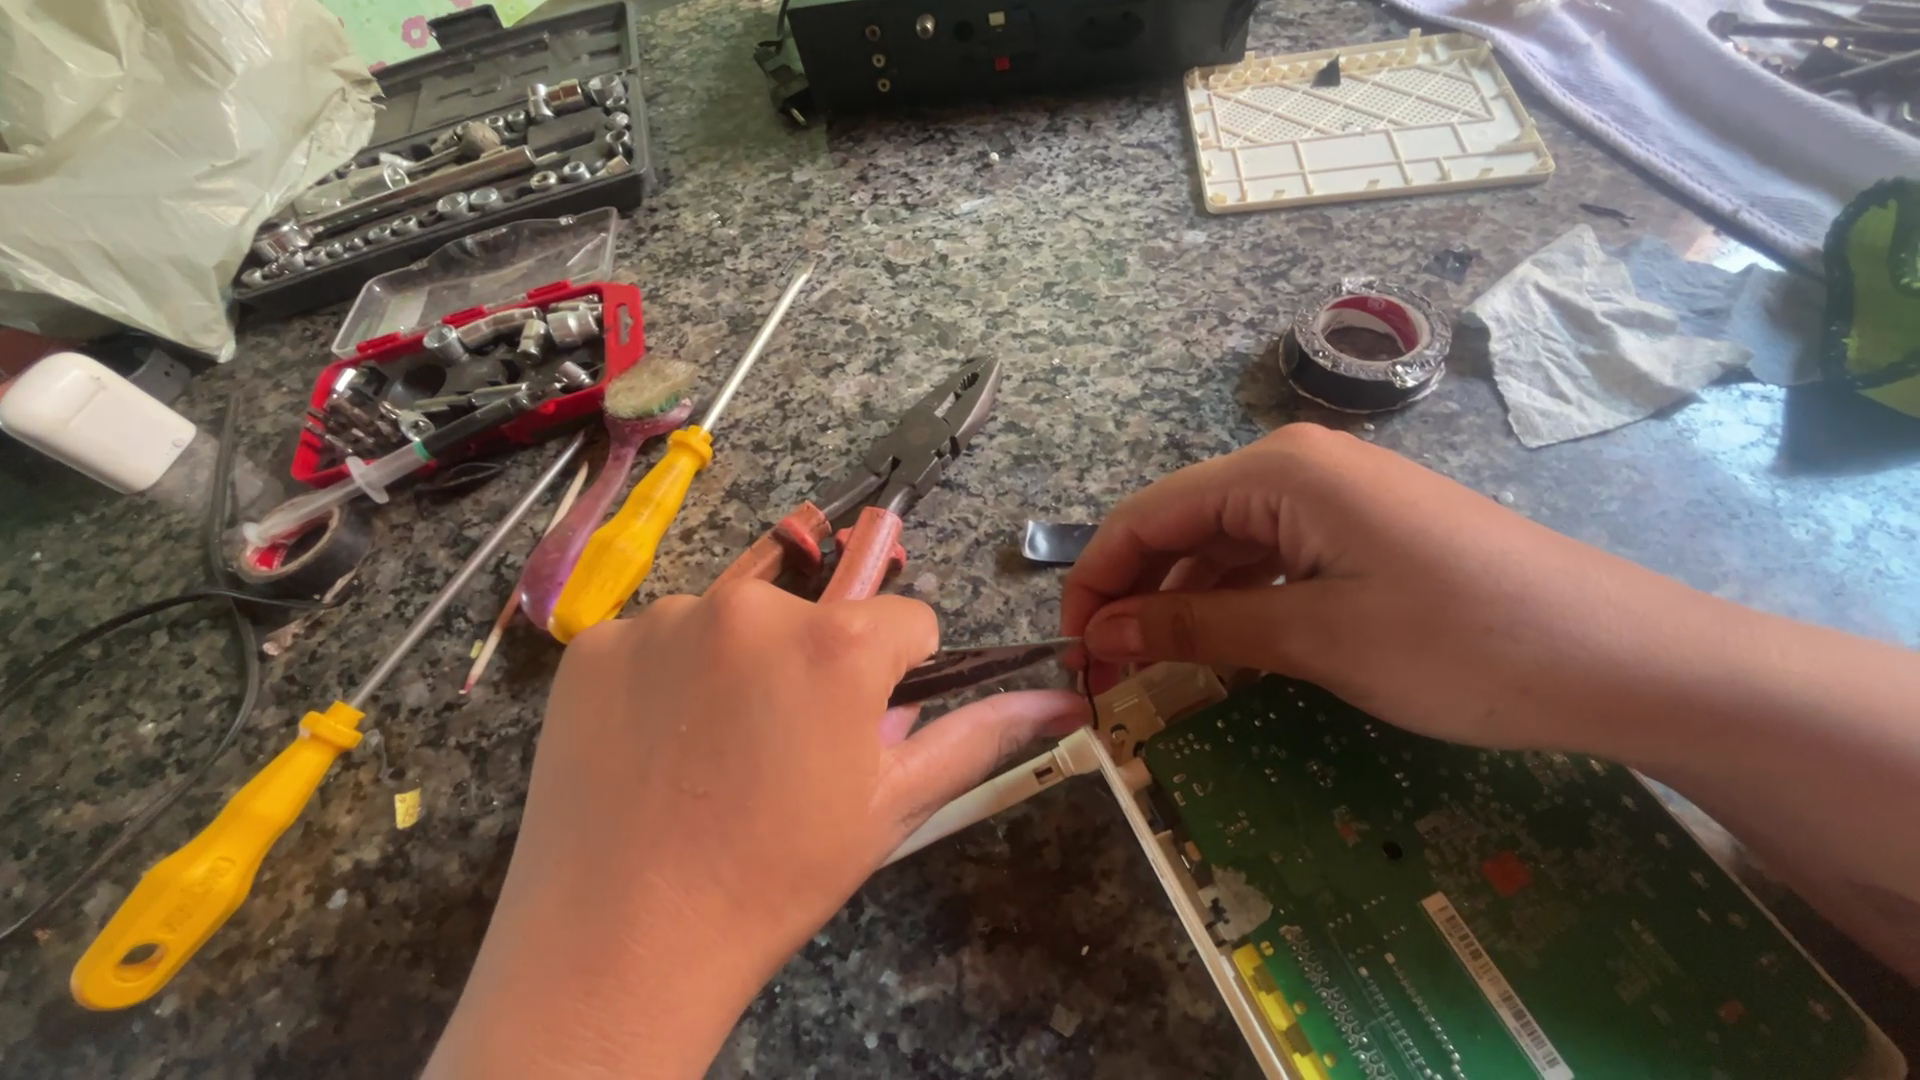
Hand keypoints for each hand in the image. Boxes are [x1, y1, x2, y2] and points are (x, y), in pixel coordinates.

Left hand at [430, 583, 1086, 1078]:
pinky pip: (658, 635)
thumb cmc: (777, 874)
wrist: (621, 943)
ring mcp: (665, 617)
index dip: (898, 671)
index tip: (864, 722)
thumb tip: (1060, 700)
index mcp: (837, 643)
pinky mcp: (597, 641)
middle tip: (783, 739)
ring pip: (735, 616)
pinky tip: (656, 739)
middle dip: (817, 658)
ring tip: (715, 743)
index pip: (905, 619)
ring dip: (741, 660)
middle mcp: (751, 607)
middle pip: (816, 609)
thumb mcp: (891, 804)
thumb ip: (978, 735)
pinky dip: (667, 672)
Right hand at [1061, 423, 1724, 754]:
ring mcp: (1331, 498)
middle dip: (1132, 594)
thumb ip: (1194, 627)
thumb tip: (1098, 635)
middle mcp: (1295, 466)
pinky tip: (1221, 645)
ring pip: (1220, 545)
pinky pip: (1267, 559)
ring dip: (1179, 602)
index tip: (1072, 651)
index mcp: (1276, 470)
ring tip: (1152, 666)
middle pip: (1178, 525)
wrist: (1627, 663)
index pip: (1146, 516)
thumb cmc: (1462, 644)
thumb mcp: (1312, 638)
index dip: (1096, 581)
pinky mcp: (1358, 532)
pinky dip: (1232, 601)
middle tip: (1105, 671)